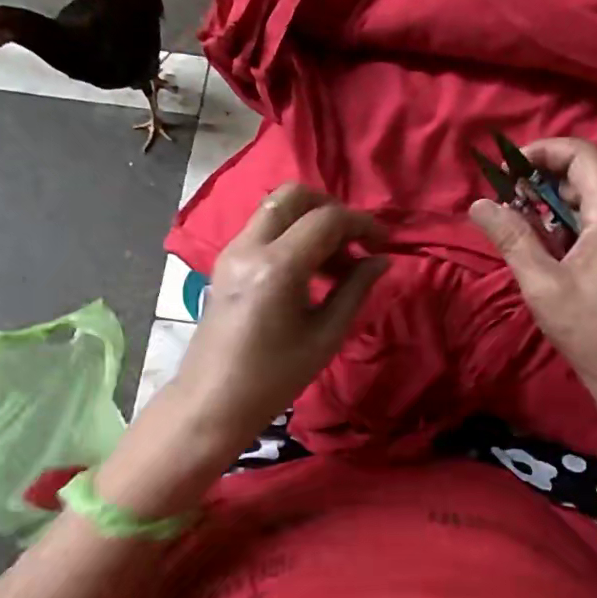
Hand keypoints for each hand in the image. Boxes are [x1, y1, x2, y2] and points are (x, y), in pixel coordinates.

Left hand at [164, 183, 388, 447]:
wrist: (212, 402)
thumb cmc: (274, 378)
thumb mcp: (325, 336)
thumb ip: (355, 289)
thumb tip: (382, 260)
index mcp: (277, 266)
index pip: (327, 219)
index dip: (362, 224)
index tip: (384, 243)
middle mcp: (250, 246)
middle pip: (294, 195)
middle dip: (331, 208)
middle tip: (355, 242)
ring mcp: (232, 251)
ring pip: (276, 208)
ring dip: (310, 221)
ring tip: (337, 265)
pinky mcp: (225, 261)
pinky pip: (263, 228)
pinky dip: (291, 233)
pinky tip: (310, 271)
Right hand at [470, 138, 596, 412]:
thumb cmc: (589, 329)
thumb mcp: (541, 283)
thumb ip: (511, 237)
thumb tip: (479, 204)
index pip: (584, 156)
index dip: (545, 151)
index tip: (509, 169)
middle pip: (585, 175)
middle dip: (542, 179)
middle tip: (506, 200)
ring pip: (587, 200)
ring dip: (550, 204)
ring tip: (517, 224)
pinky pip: (593, 223)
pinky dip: (563, 224)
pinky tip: (540, 247)